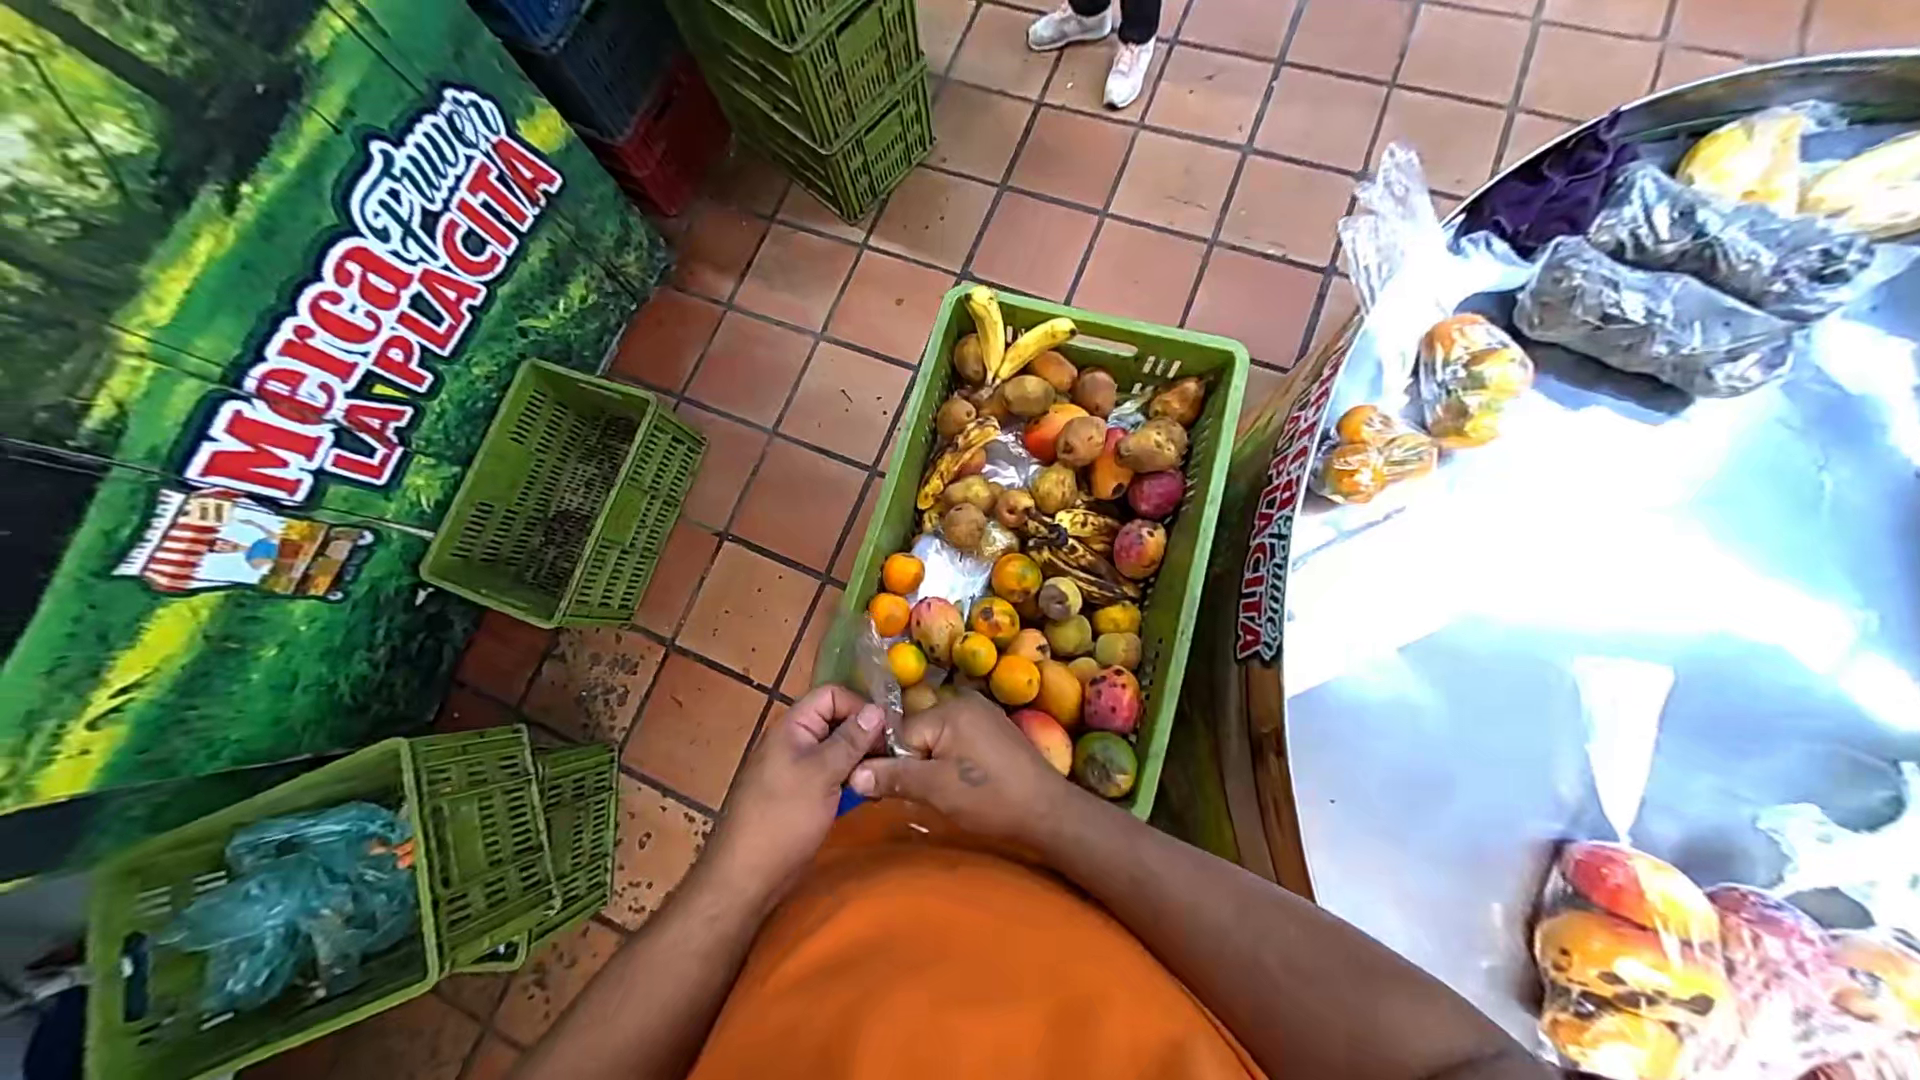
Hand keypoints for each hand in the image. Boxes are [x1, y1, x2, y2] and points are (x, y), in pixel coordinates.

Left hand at [703, 685, 882, 901]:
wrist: (746, 876)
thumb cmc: (783, 818)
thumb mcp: (823, 773)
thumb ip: (851, 740)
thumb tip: (878, 709)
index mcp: (793, 726)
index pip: (832, 695)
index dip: (859, 706)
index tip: (887, 731)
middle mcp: (795, 740)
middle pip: (837, 721)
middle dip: (865, 734)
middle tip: (893, 755)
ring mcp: (798, 767)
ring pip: (838, 749)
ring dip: (862, 758)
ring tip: (886, 775)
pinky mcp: (803, 792)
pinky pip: (833, 773)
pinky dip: (851, 778)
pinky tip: (869, 792)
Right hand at [849, 690, 1079, 846]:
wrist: (1049, 812)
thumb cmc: (990, 798)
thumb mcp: (936, 790)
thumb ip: (893, 777)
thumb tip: (852, 774)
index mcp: (950, 709)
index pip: (901, 733)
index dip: (895, 764)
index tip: (893, 792)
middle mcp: (966, 702)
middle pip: (919, 734)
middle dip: (915, 765)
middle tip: (925, 796)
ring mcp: (984, 715)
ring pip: (938, 741)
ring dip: (934, 767)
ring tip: (946, 794)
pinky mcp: (995, 732)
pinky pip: (959, 742)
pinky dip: (954, 763)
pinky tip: (964, 786)